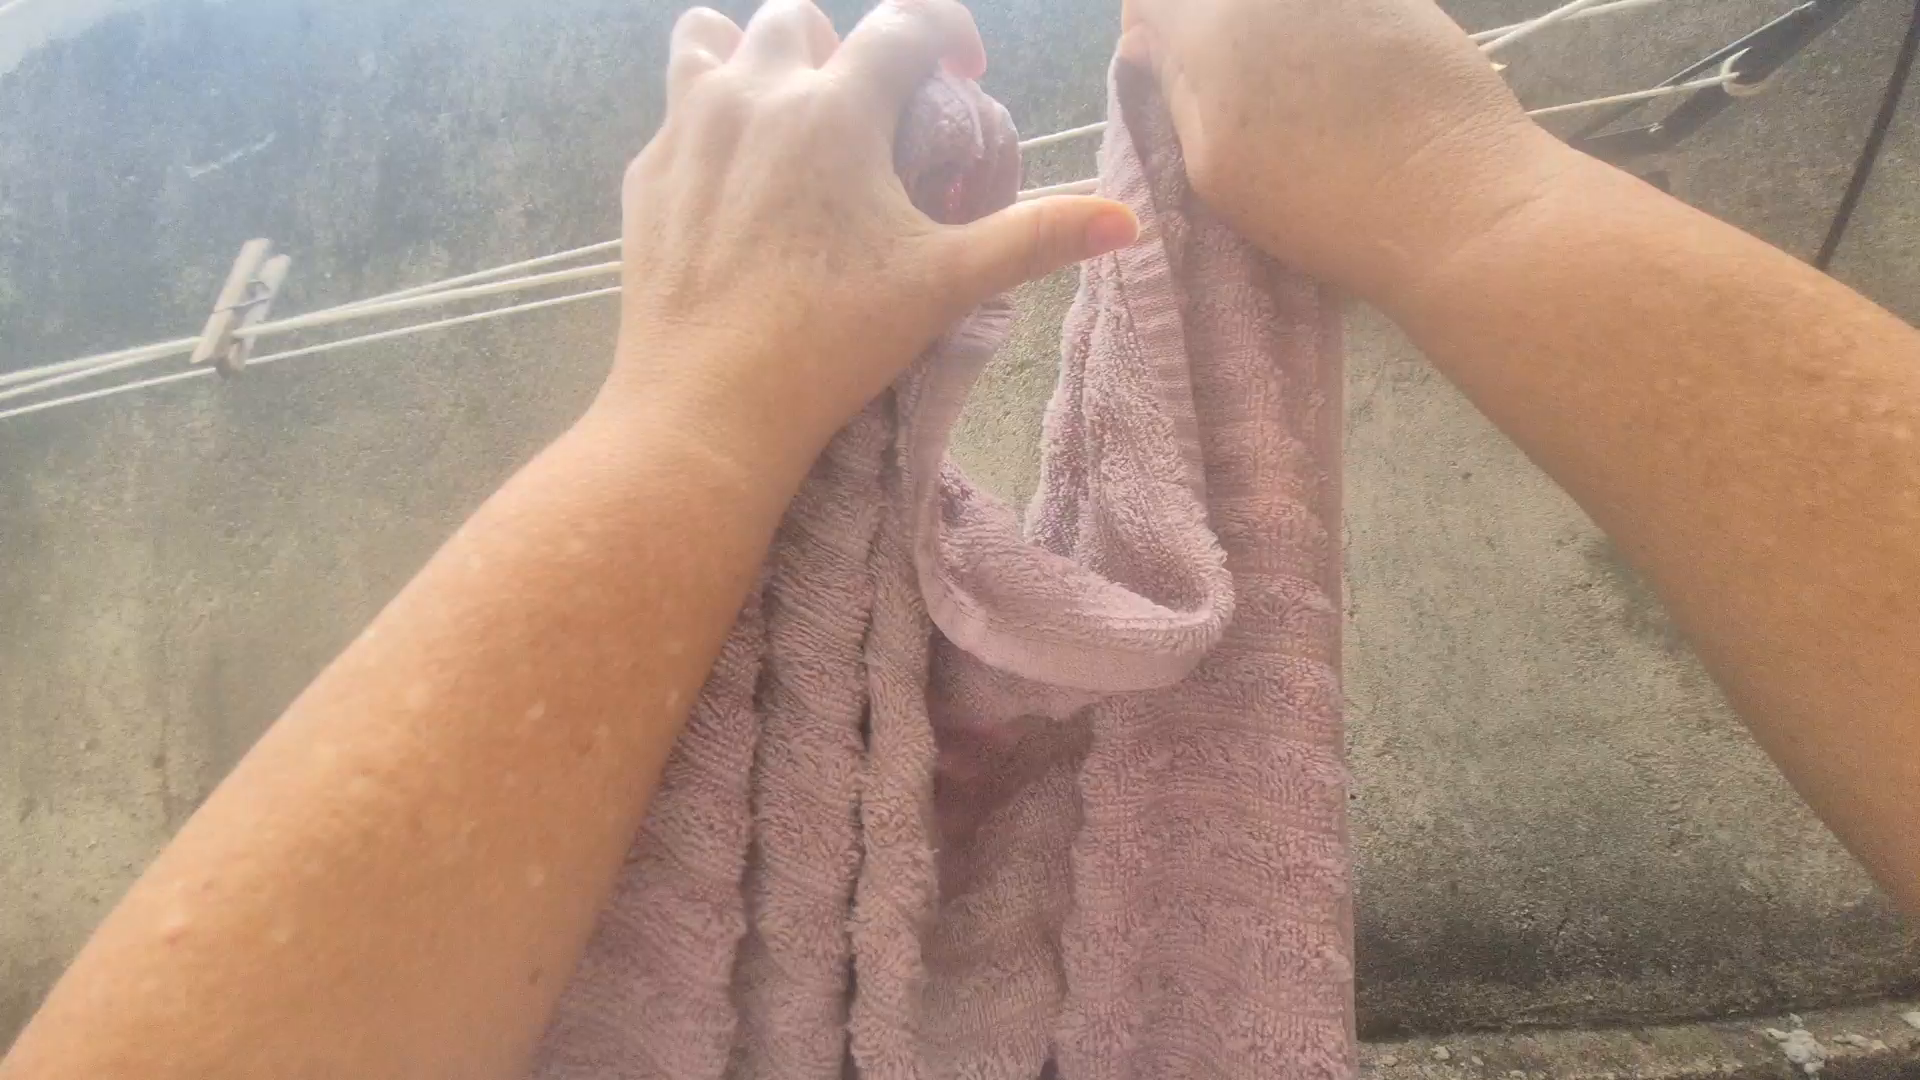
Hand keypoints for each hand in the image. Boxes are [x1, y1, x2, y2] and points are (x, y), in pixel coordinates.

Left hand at [600, 0, 1138, 473]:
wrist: (712, 406)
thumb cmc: (836, 341)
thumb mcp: (945, 286)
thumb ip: (1034, 239)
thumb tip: (1126, 223)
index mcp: (837, 109)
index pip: (905, 26)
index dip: (947, 31)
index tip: (965, 65)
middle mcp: (755, 92)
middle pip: (804, 22)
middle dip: (847, 54)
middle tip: (870, 120)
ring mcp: (687, 128)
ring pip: (716, 40)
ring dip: (761, 63)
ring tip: (788, 122)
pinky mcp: (645, 176)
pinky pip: (676, 111)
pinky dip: (711, 122)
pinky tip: (733, 184)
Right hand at [1120, 0, 1579, 304]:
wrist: (1442, 196)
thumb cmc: (1312, 205)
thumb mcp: (1213, 170)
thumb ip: (1174, 93)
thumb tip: (1146, 43)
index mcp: (1215, 33)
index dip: (1148, 31)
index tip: (1161, 72)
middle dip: (1199, 28)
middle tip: (1220, 89)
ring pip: (1266, 7)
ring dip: (1255, 30)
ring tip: (1283, 90)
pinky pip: (1318, 7)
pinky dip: (1307, 29)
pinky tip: (1330, 77)